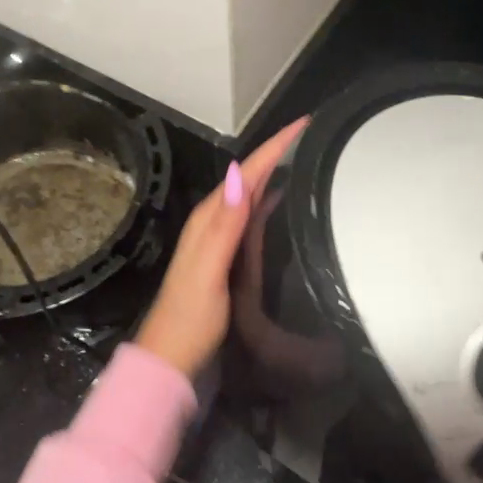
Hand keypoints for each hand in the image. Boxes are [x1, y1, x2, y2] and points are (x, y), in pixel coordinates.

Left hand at [136, 118, 307, 379]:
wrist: (172, 357)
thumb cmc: (191, 319)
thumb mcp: (208, 271)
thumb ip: (224, 227)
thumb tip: (242, 177)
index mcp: (208, 222)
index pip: (244, 174)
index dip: (272, 148)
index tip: (302, 125)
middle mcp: (212, 225)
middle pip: (246, 179)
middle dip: (275, 153)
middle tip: (310, 135)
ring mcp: (218, 242)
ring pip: (248, 196)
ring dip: (272, 174)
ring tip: (302, 158)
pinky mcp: (226, 259)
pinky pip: (249, 219)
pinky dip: (266, 203)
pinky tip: (280, 202)